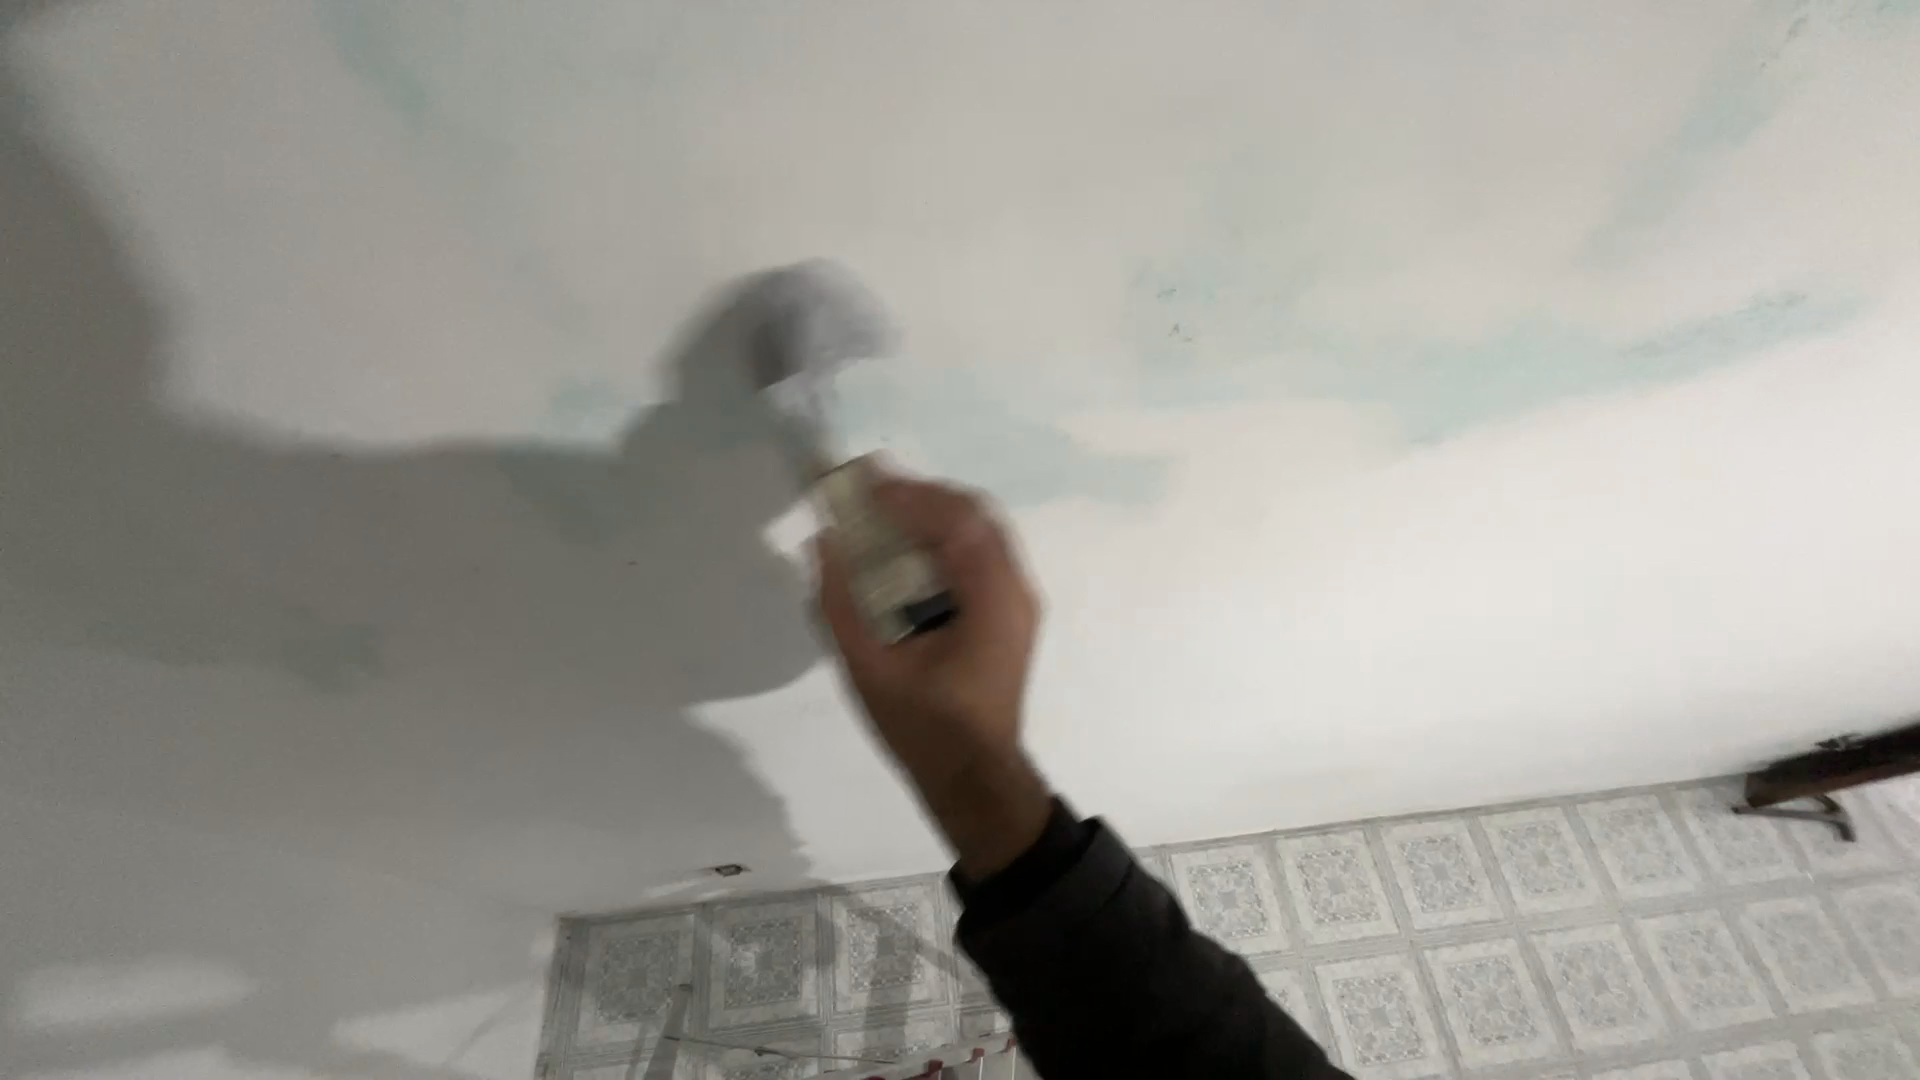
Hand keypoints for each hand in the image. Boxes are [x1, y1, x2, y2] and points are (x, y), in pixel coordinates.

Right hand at [815, 464, 1050, 876]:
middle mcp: (1016, 590)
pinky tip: (908, 550)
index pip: (959, 522)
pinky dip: (945, 539)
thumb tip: (823, 544)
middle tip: (872, 493)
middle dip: (923, 496)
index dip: (912, 496)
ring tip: (885, 514)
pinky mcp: (1011, 612)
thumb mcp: (869, 669)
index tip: (865, 486)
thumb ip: (841, 604)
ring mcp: (1019, 601)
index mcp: (991, 601)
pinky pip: (981, 555)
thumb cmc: (924, 729)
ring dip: (934, 514)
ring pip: (982, 531)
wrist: (976, 777)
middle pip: (976, 515)